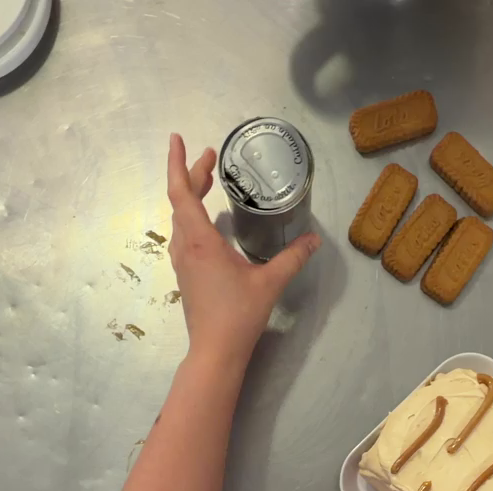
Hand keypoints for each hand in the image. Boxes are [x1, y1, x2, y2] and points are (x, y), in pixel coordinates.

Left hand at [165, 133, 320, 361]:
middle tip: (210, 158)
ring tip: (207, 181)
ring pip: (180, 219)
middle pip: (181, 201)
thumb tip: (314, 240)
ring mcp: (182, 263)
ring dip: (190, 196)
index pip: (181, 191)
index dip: (178, 162)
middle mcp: (185, 247)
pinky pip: (184, 236)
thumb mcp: (269, 283)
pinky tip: (209, 224)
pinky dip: (192, 218)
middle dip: (193, 175)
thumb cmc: (238, 316)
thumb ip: (292, 258)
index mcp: (200, 241)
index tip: (178, 138)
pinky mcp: (186, 276)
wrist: (215, 351)